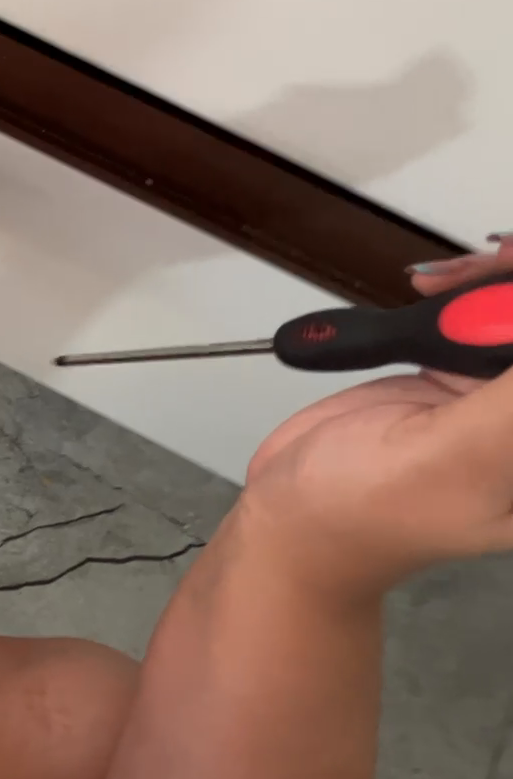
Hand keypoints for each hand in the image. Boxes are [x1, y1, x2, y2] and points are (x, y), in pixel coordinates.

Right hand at [238, 238, 512, 590]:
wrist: (288, 513)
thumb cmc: (362, 504)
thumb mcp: (454, 457)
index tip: (508, 273)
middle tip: (472, 265)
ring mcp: (506, 396)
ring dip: (491, 281)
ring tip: (436, 278)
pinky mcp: (466, 376)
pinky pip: (484, 318)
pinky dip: (460, 292)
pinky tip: (428, 287)